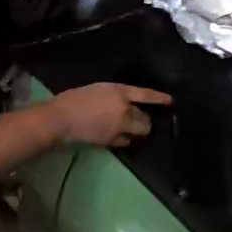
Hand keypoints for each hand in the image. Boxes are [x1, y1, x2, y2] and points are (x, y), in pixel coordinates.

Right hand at [48, 82, 172, 147]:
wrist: (60, 119)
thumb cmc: (73, 99)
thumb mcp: (97, 90)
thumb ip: (114, 95)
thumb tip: (124, 104)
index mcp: (118, 92)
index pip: (145, 95)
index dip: (159, 98)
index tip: (170, 101)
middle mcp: (123, 109)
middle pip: (144, 118)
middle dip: (145, 119)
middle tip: (139, 119)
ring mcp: (119, 127)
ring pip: (138, 131)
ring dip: (137, 130)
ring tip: (129, 129)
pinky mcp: (111, 141)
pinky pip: (125, 141)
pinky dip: (124, 139)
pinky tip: (118, 137)